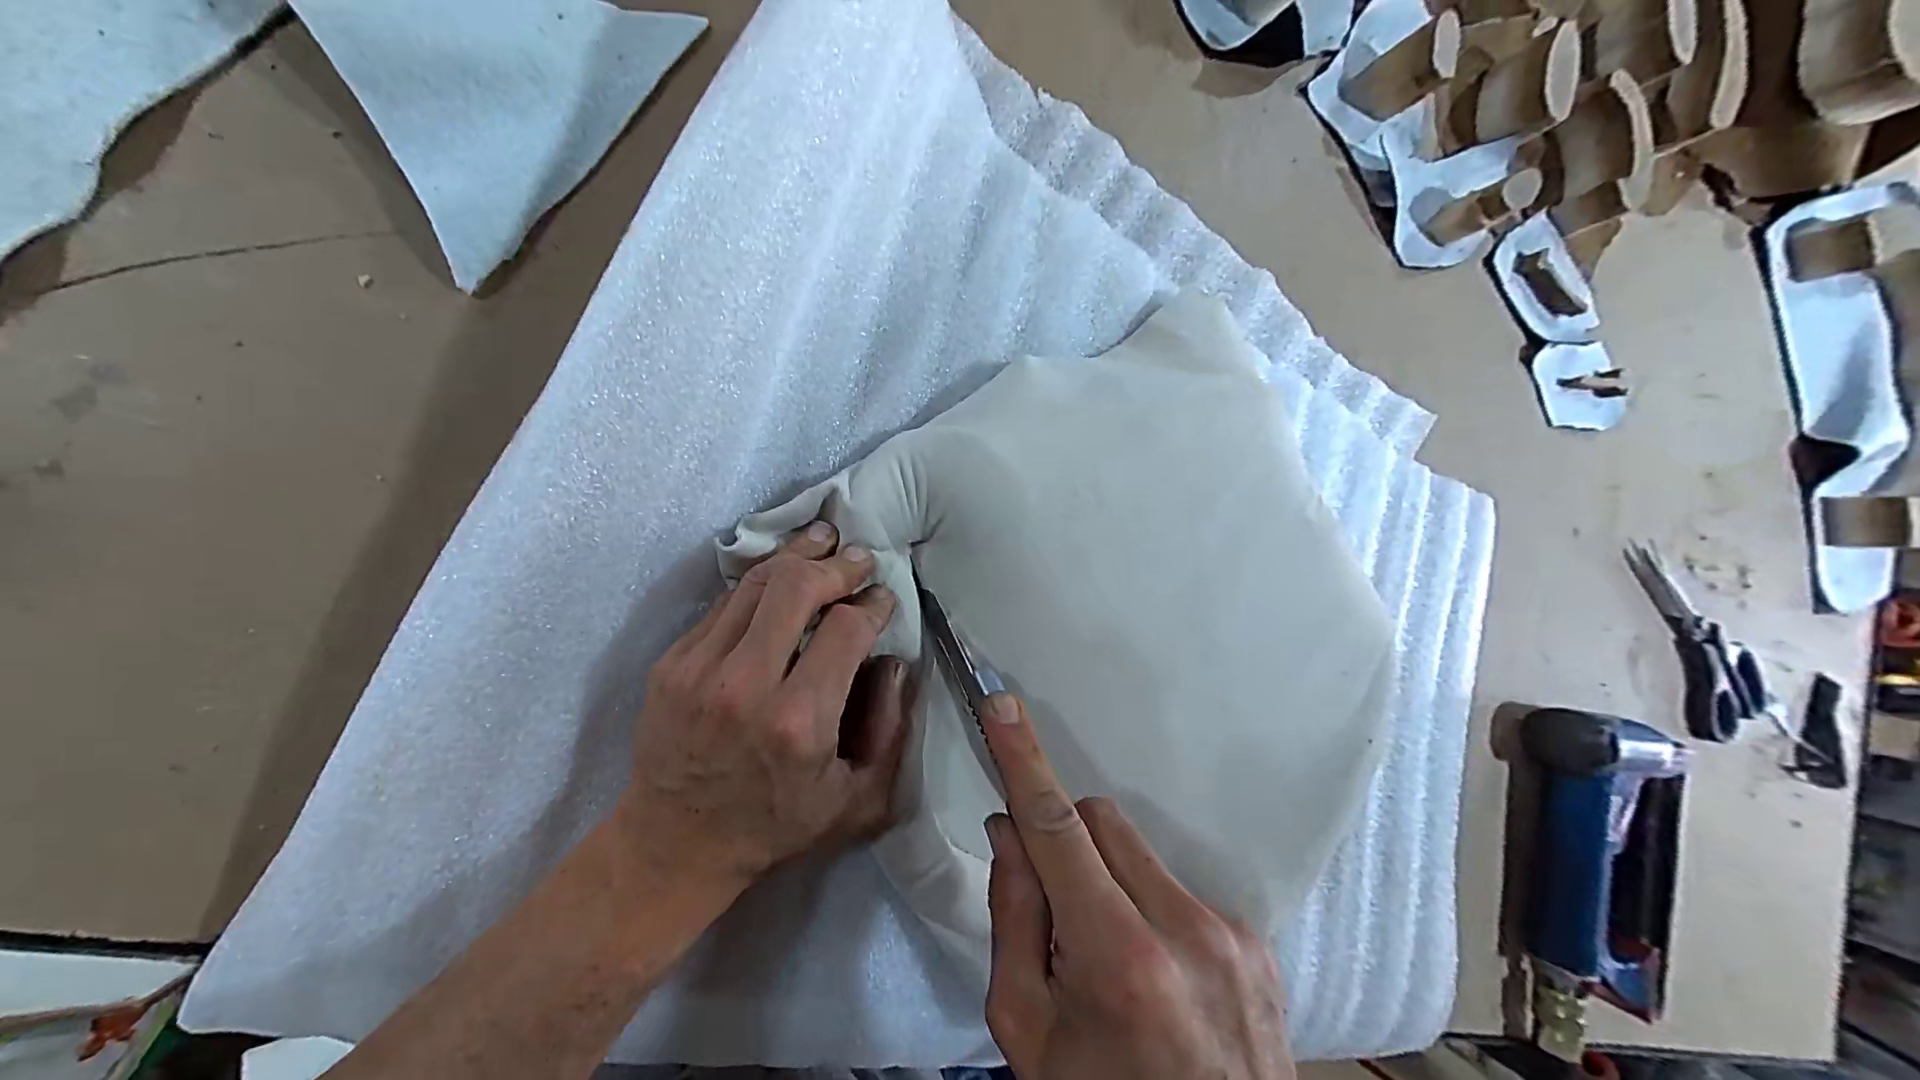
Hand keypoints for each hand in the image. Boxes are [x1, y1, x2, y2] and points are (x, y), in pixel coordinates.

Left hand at [617, 520, 913, 889]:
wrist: (675, 842)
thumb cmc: (776, 825)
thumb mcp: (859, 801)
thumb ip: (890, 729)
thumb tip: (892, 660)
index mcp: (799, 723)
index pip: (845, 629)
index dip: (873, 604)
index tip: (883, 598)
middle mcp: (745, 687)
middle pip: (796, 587)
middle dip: (837, 565)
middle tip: (859, 558)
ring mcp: (700, 669)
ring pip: (756, 582)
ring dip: (797, 555)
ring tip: (823, 541)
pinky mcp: (672, 663)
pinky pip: (725, 602)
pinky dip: (760, 582)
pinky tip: (782, 574)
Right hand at [980, 694, 1294, 1079]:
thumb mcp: (1027, 1031)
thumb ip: (1013, 917)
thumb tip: (1009, 830)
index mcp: (1119, 958)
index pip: (1056, 829)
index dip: (1023, 761)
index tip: (1001, 705)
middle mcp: (1187, 930)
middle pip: (1101, 820)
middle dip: (1065, 838)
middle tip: (1055, 901)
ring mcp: (1231, 934)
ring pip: (1139, 848)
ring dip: (1108, 874)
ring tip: (1111, 950)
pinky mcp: (1257, 941)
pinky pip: (1179, 884)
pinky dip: (1149, 903)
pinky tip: (1156, 969)